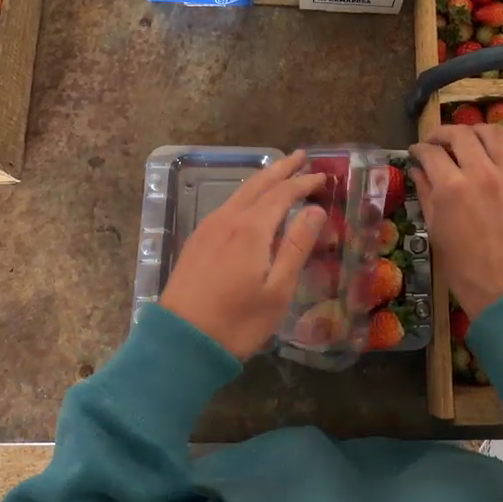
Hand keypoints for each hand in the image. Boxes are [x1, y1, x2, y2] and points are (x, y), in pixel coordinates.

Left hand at [160, 151, 325, 358]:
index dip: (304, 183)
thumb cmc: (237, 323)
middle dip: (282, 168)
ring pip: (240, 193)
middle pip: (258, 184)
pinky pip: (228, 206)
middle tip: (302, 156)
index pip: (283, 193)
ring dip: (264, 180)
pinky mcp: (197, 242)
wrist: (179, 345)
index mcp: (251, 229)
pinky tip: (251, 205)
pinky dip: (247, 196)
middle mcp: (228, 219)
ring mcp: (208, 229)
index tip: (323, 177)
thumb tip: (316, 211)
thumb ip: (297, 246)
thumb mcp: (277, 290)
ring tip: (281, 174)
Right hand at [409, 125, 502, 318]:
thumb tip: (418, 169)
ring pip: (493, 133)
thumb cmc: (463, 268)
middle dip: (442, 133)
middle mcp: (481, 173)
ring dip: (475, 133)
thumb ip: (426, 193)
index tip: (416, 152)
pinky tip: (498, 158)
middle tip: (436, 143)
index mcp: (452, 187)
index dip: (419, 149)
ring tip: (468, 142)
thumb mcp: (435, 230)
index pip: (431, 152)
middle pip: (460, 134)